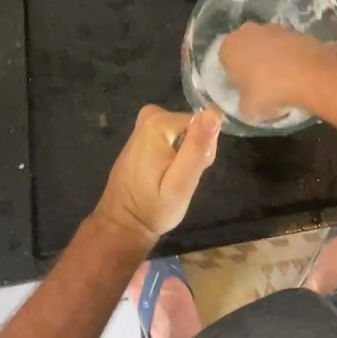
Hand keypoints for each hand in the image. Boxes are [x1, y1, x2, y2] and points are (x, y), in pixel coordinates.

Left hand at [91, 107, 219, 248]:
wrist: (122, 224)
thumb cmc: (153, 207)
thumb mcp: (181, 184)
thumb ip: (197, 148)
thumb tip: (213, 113)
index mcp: (159, 121)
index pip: (203, 126)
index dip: (202, 152)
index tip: (191, 173)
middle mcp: (150, 115)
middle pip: (193, 127)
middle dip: (193, 154)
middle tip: (181, 180)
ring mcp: (144, 123)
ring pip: (184, 133)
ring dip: (184, 157)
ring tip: (172, 180)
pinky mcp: (142, 134)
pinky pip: (172, 137)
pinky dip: (173, 156)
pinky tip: (163, 174)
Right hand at [219, 22, 336, 123]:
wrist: (308, 73)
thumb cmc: (270, 90)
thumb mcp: (249, 110)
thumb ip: (242, 105)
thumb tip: (245, 105)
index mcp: (228, 48)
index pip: (225, 61)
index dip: (234, 76)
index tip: (244, 88)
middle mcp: (246, 32)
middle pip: (245, 48)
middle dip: (251, 62)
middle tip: (261, 83)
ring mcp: (270, 27)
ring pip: (265, 44)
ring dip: (270, 57)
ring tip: (282, 79)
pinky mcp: (291, 29)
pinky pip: (284, 44)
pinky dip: (287, 55)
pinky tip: (295, 71)